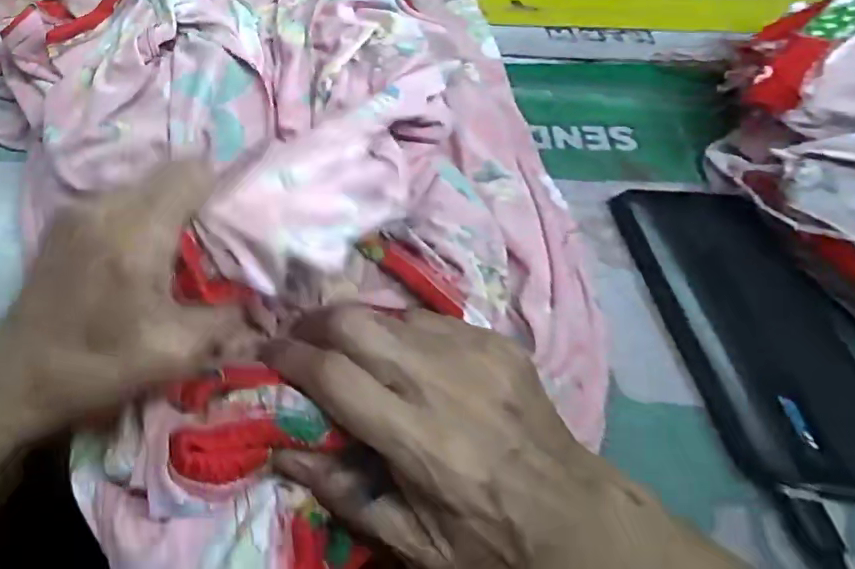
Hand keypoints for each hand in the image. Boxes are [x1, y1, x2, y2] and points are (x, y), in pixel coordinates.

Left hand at [0, 161, 257, 487]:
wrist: (20, 371)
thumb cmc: (99, 365)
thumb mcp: (176, 353)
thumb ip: (225, 316)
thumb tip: (254, 295)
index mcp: (135, 232)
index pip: (190, 172)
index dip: (218, 188)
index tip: (231, 220)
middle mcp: (104, 205)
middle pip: (164, 174)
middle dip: (193, 199)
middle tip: (206, 241)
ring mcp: (77, 206)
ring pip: (138, 185)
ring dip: (161, 207)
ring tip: (170, 252)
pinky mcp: (61, 217)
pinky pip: (112, 199)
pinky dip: (133, 215)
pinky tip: (132, 254)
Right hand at [264, 307, 740, 568]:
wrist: (588, 528)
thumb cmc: (492, 543)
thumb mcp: (416, 544)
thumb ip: (341, 493)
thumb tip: (277, 446)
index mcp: (425, 445)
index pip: (333, 376)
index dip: (289, 357)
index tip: (266, 353)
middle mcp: (446, 388)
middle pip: (352, 323)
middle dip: (310, 324)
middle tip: (296, 338)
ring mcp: (476, 357)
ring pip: (382, 310)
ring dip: (350, 323)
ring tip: (341, 342)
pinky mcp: (496, 342)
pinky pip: (422, 316)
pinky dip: (395, 328)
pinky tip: (399, 353)